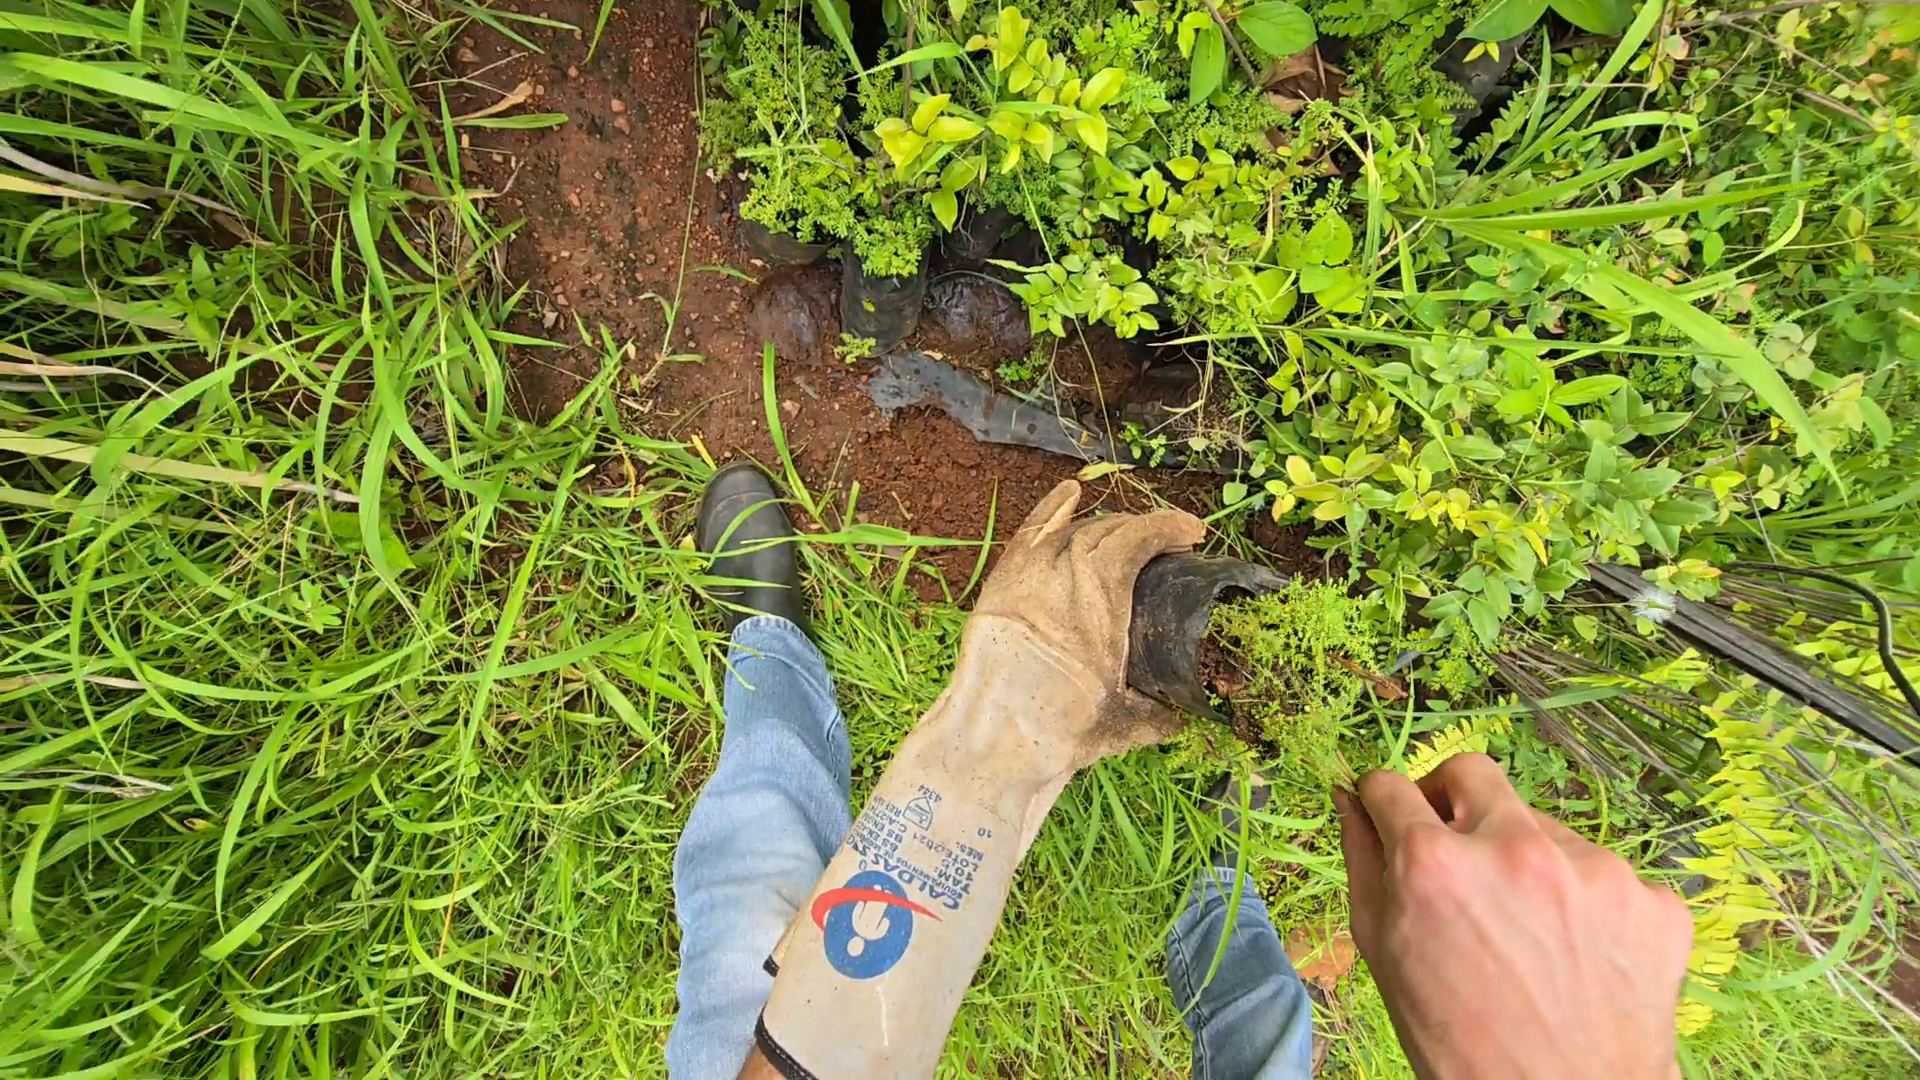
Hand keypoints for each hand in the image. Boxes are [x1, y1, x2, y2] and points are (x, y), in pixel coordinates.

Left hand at [945, 479, 1203, 779]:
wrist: (991, 739)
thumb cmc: (1060, 732)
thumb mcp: (1124, 723)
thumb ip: (1163, 712)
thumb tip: (1190, 713)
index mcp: (1100, 596)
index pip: (1138, 539)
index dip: (1169, 527)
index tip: (1193, 533)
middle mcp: (1062, 572)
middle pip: (1108, 530)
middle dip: (1142, 530)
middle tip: (1163, 544)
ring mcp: (1027, 573)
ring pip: (1072, 531)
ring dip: (1104, 526)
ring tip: (1125, 533)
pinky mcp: (1001, 582)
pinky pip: (1030, 532)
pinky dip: (1052, 510)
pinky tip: (1070, 493)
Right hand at [1337, 754, 1692, 1079]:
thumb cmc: (1450, 1030)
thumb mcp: (1379, 940)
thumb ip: (1361, 854)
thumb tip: (1349, 796)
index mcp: (1433, 860)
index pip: (1389, 783)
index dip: (1380, 801)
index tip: (1388, 819)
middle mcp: (1513, 848)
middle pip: (1470, 770)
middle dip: (1447, 795)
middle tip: (1451, 844)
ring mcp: (1593, 871)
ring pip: (1537, 824)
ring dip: (1518, 854)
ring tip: (1522, 921)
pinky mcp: (1654, 902)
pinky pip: (1597, 869)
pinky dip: (1576, 894)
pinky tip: (1572, 945)